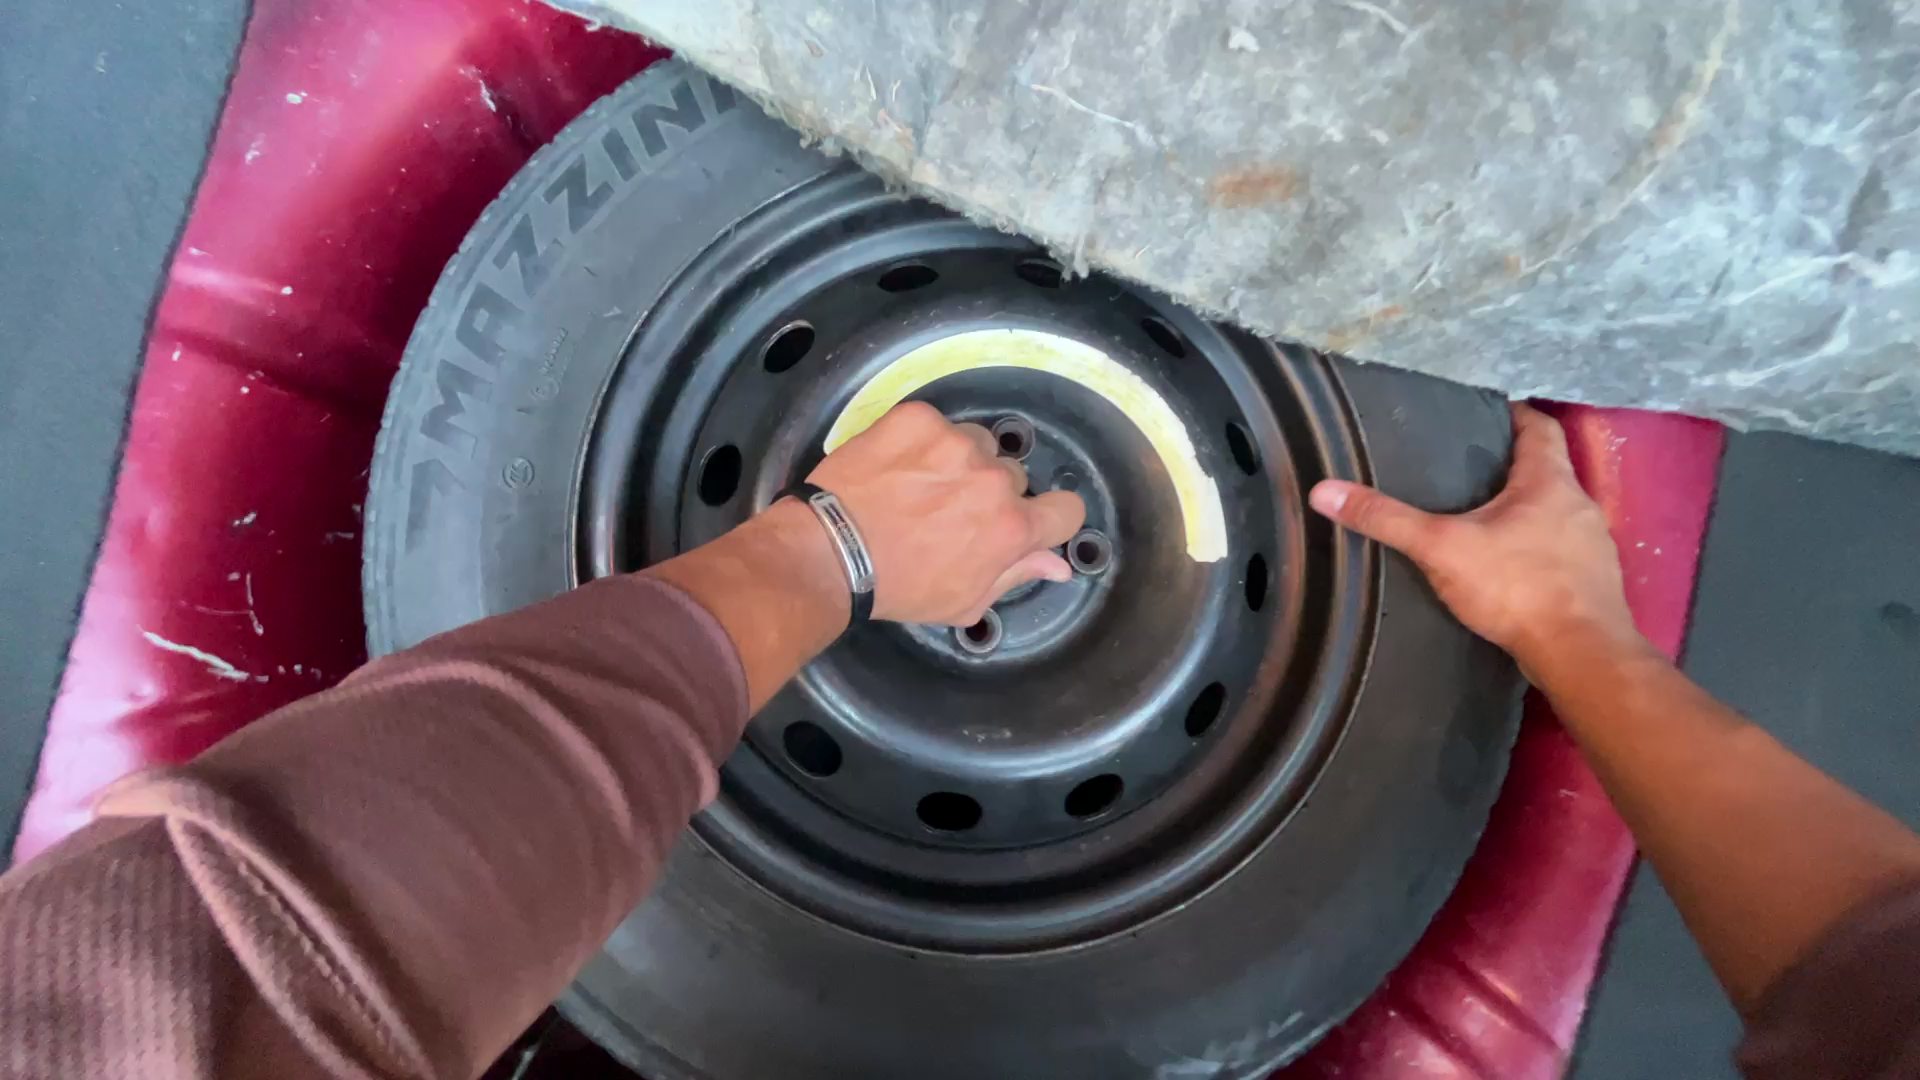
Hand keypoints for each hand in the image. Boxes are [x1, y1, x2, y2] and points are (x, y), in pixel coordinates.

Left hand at [808, 402, 1085, 624]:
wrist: (829, 550)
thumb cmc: (898, 587)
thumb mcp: (964, 600)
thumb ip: (1016, 574)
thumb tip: (1059, 563)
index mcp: (1010, 527)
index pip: (1067, 509)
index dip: (1051, 518)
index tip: (1031, 521)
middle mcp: (992, 479)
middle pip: (1014, 477)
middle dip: (991, 493)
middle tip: (950, 513)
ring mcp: (955, 442)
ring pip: (979, 445)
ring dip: (961, 463)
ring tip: (921, 486)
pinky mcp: (919, 418)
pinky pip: (940, 425)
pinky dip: (924, 442)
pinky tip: (899, 467)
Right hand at [1307, 402, 1644, 671]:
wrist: (1579, 654)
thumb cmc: (1514, 586)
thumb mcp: (1438, 547)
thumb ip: (1384, 519)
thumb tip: (1324, 491)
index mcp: (1548, 484)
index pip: (1539, 430)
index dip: (1515, 415)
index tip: (1489, 411)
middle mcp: (1579, 506)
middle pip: (1546, 471)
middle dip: (1509, 467)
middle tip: (1466, 467)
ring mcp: (1591, 546)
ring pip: (1553, 512)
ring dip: (1522, 509)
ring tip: (1479, 516)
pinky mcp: (1590, 581)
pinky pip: (1558, 549)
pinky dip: (1532, 546)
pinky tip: (1504, 564)